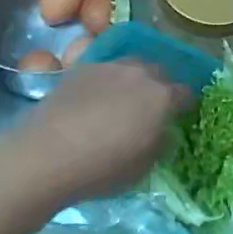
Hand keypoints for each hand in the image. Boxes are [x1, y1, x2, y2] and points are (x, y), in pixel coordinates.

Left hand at [9, 59, 187, 202]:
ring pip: (132, 65)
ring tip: (124, 99)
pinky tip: (96, 99)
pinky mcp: (81, 67)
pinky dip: (107, 81)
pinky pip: (105, 69)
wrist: (46, 154)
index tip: (181, 115)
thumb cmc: (102, 168)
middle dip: (161, 86)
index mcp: (162, 97)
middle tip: (152, 107)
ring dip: (134, 79)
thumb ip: (161, 143)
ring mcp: (109, 66)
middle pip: (160, 71)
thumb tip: (163, 131)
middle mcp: (140, 73)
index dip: (186, 104)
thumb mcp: (144, 167)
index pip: (186, 92)